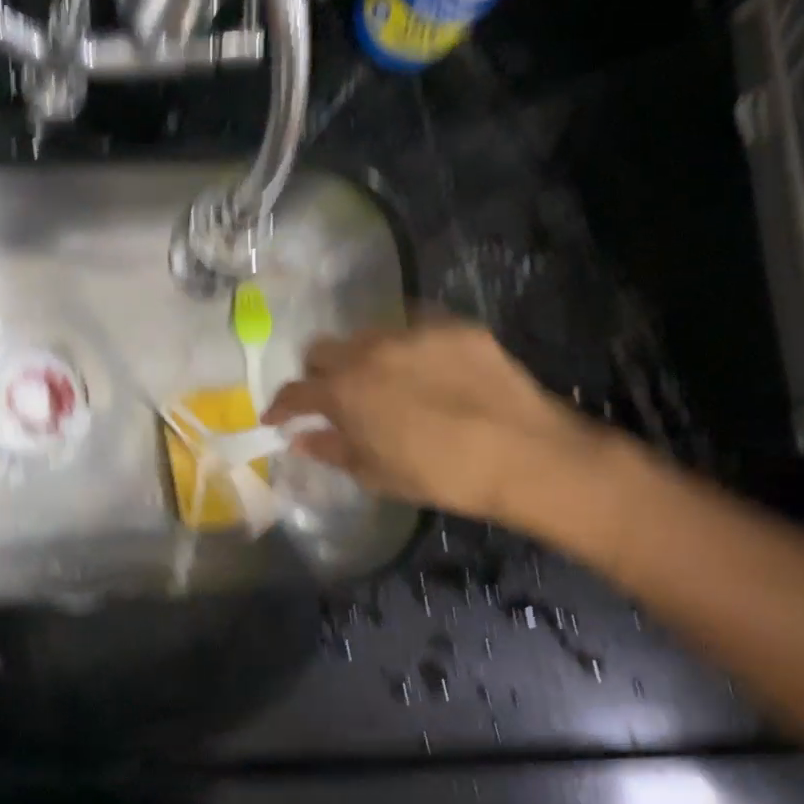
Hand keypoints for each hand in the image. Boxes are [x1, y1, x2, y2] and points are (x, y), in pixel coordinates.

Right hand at [263, 321, 614, 522]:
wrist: (526, 454)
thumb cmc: (440, 474)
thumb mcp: (375, 474)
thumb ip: (331, 450)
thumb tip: (300, 439)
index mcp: (343, 392)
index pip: (294, 392)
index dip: (280, 406)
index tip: (276, 419)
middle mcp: (368, 353)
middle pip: (322, 350)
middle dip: (318, 372)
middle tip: (332, 395)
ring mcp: (412, 335)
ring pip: (367, 336)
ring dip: (362, 357)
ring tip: (383, 380)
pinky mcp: (454, 328)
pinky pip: (416, 329)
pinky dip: (409, 348)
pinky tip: (427, 370)